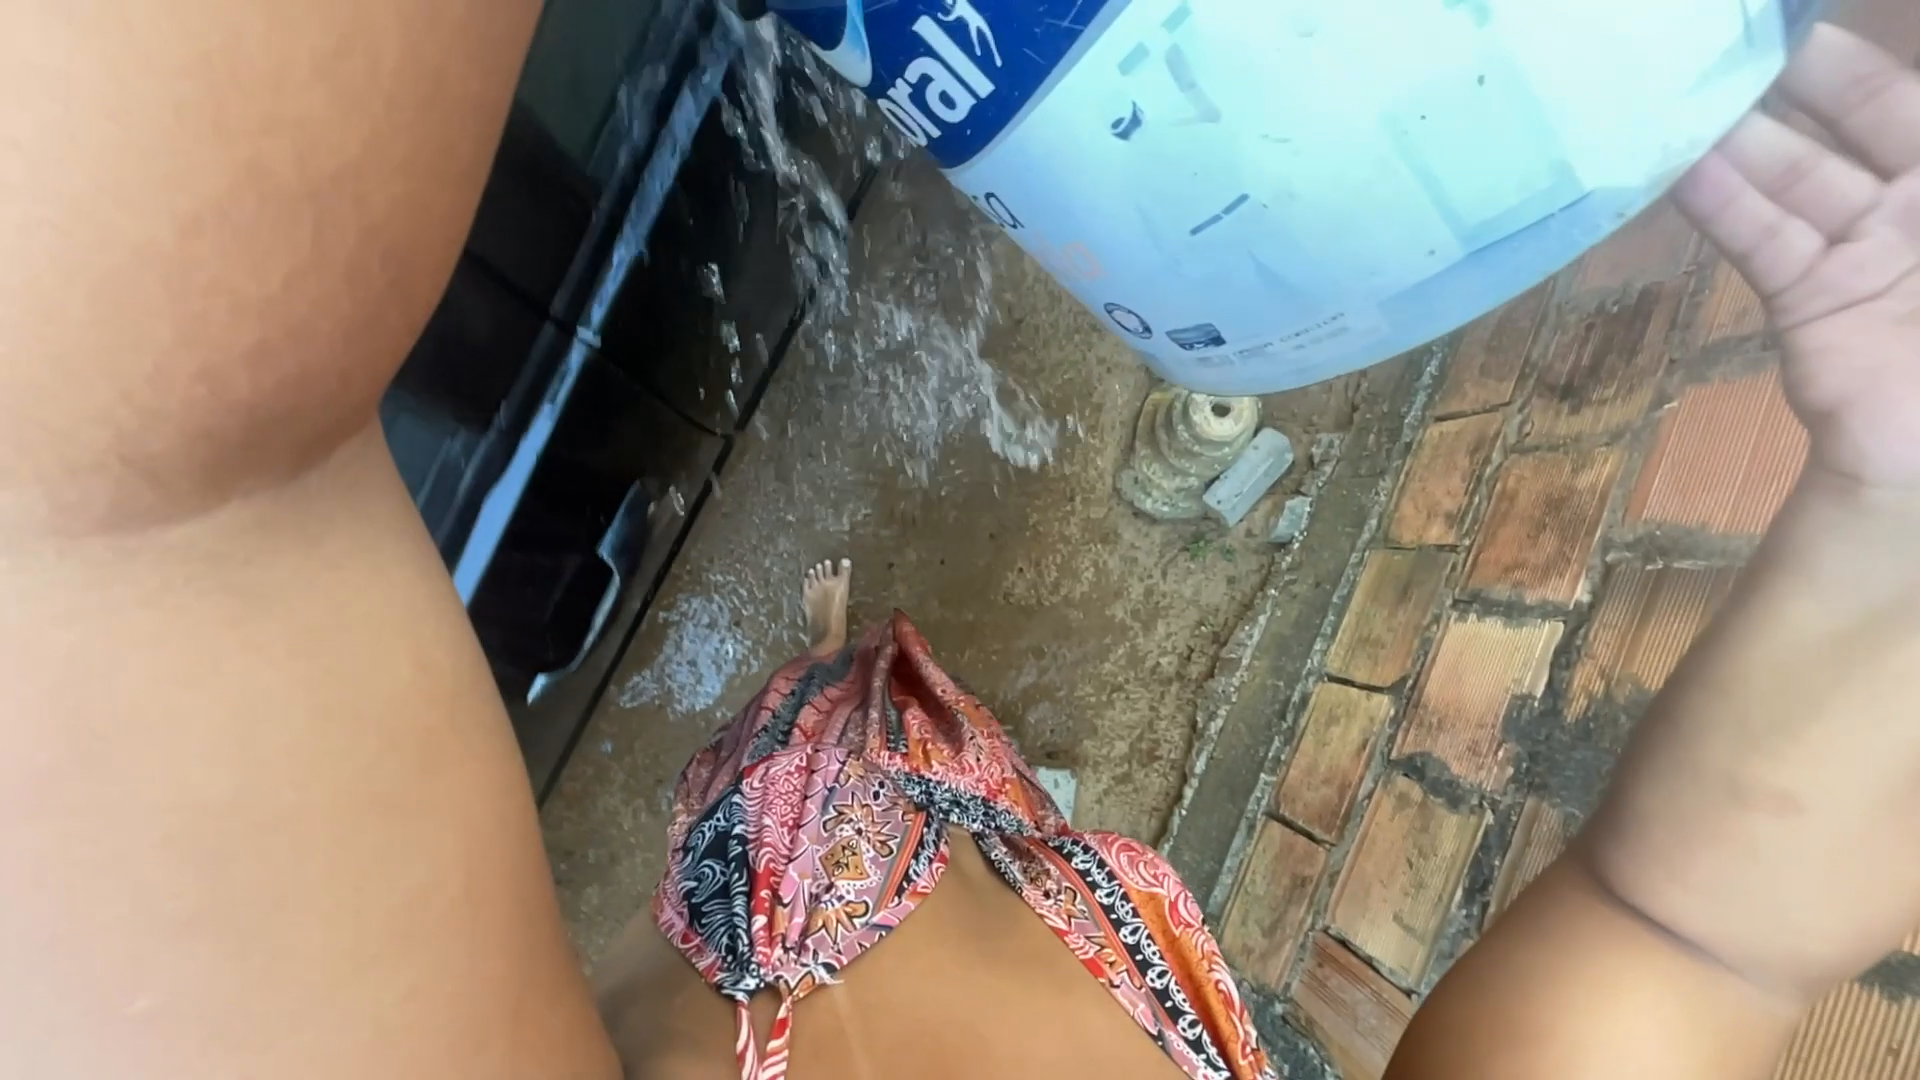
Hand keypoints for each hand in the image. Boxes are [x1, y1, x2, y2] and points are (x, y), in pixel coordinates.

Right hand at [1672, 24, 1919, 490]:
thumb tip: (1896, 136)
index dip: (1886, 57)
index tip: (1818, 28)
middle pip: (1871, 119)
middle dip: (1814, 78)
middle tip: (1742, 43)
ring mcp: (1865, 248)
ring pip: (1801, 179)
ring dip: (1745, 141)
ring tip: (1688, 99)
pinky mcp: (1807, 297)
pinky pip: (1764, 242)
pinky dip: (1722, 208)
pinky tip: (1683, 172)